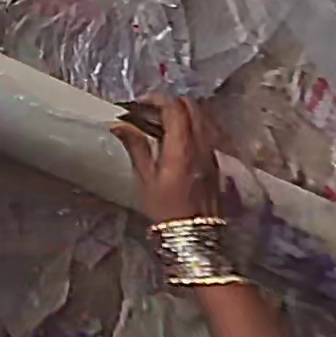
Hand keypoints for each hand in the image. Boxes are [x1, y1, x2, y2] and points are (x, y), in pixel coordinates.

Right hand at [111, 98, 220, 221]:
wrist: (197, 237)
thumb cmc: (166, 210)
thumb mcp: (146, 178)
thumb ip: (135, 146)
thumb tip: (119, 125)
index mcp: (182, 146)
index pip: (174, 107)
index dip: (156, 99)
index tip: (139, 104)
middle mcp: (202, 143)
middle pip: (191, 106)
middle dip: (170, 102)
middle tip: (149, 112)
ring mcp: (212, 150)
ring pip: (201, 116)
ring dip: (182, 112)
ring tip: (161, 123)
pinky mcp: (216, 159)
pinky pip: (206, 130)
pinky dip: (191, 125)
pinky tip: (175, 138)